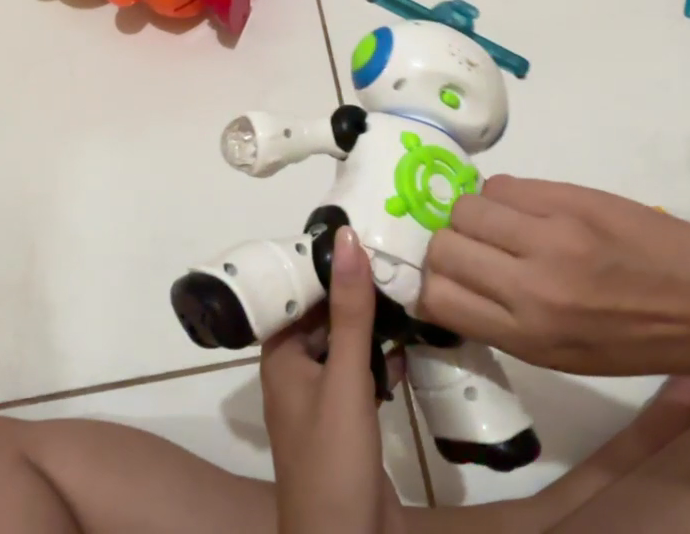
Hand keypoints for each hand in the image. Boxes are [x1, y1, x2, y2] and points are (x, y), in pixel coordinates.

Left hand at [261, 227, 402, 533]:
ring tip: (408, 289)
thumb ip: (350, 311)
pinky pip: (361, 372)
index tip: (360, 232)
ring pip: (345, 343)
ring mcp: (321, 395)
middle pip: (323, 315)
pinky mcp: (346, 417)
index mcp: (280, 355)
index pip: (297, 291)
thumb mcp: (344, 377)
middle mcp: (295, 369)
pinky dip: (381, 358)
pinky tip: (409, 344)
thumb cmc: (333, 457)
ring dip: (372, 324)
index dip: (324, 263)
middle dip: (355, 291)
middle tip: (396, 256)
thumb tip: (346, 239)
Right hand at [419, 176, 689, 376]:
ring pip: (465, 207)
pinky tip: (524, 211)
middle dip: (445, 248)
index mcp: (530, 336)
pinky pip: (503, 185)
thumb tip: (446, 285)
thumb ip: (498, 322)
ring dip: (471, 217)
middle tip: (470, 252)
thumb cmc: (637, 340)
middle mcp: (532, 286)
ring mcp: (551, 235)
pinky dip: (502, 197)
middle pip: (443, 246)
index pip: (437, 297)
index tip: (442, 280)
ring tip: (498, 227)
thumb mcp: (561, 356)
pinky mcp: (570, 197)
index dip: (428, 285)